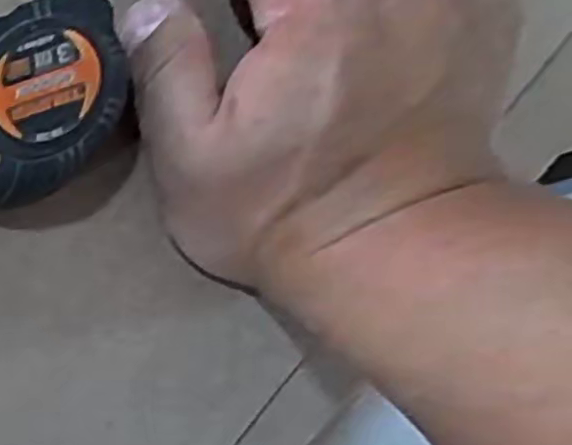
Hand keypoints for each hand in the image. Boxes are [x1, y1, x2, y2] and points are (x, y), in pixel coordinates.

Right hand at [121, 0, 518, 293]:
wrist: (373, 240)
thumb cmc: (260, 207)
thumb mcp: (187, 154)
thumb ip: (168, 71)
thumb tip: (147, 6)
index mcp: (314, 17)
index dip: (221, 0)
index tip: (197, 17)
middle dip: (271, 9)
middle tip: (242, 35)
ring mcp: (447, 0)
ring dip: (313, 15)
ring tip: (281, 40)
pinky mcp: (479, 17)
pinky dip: (374, 17)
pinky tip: (354, 42)